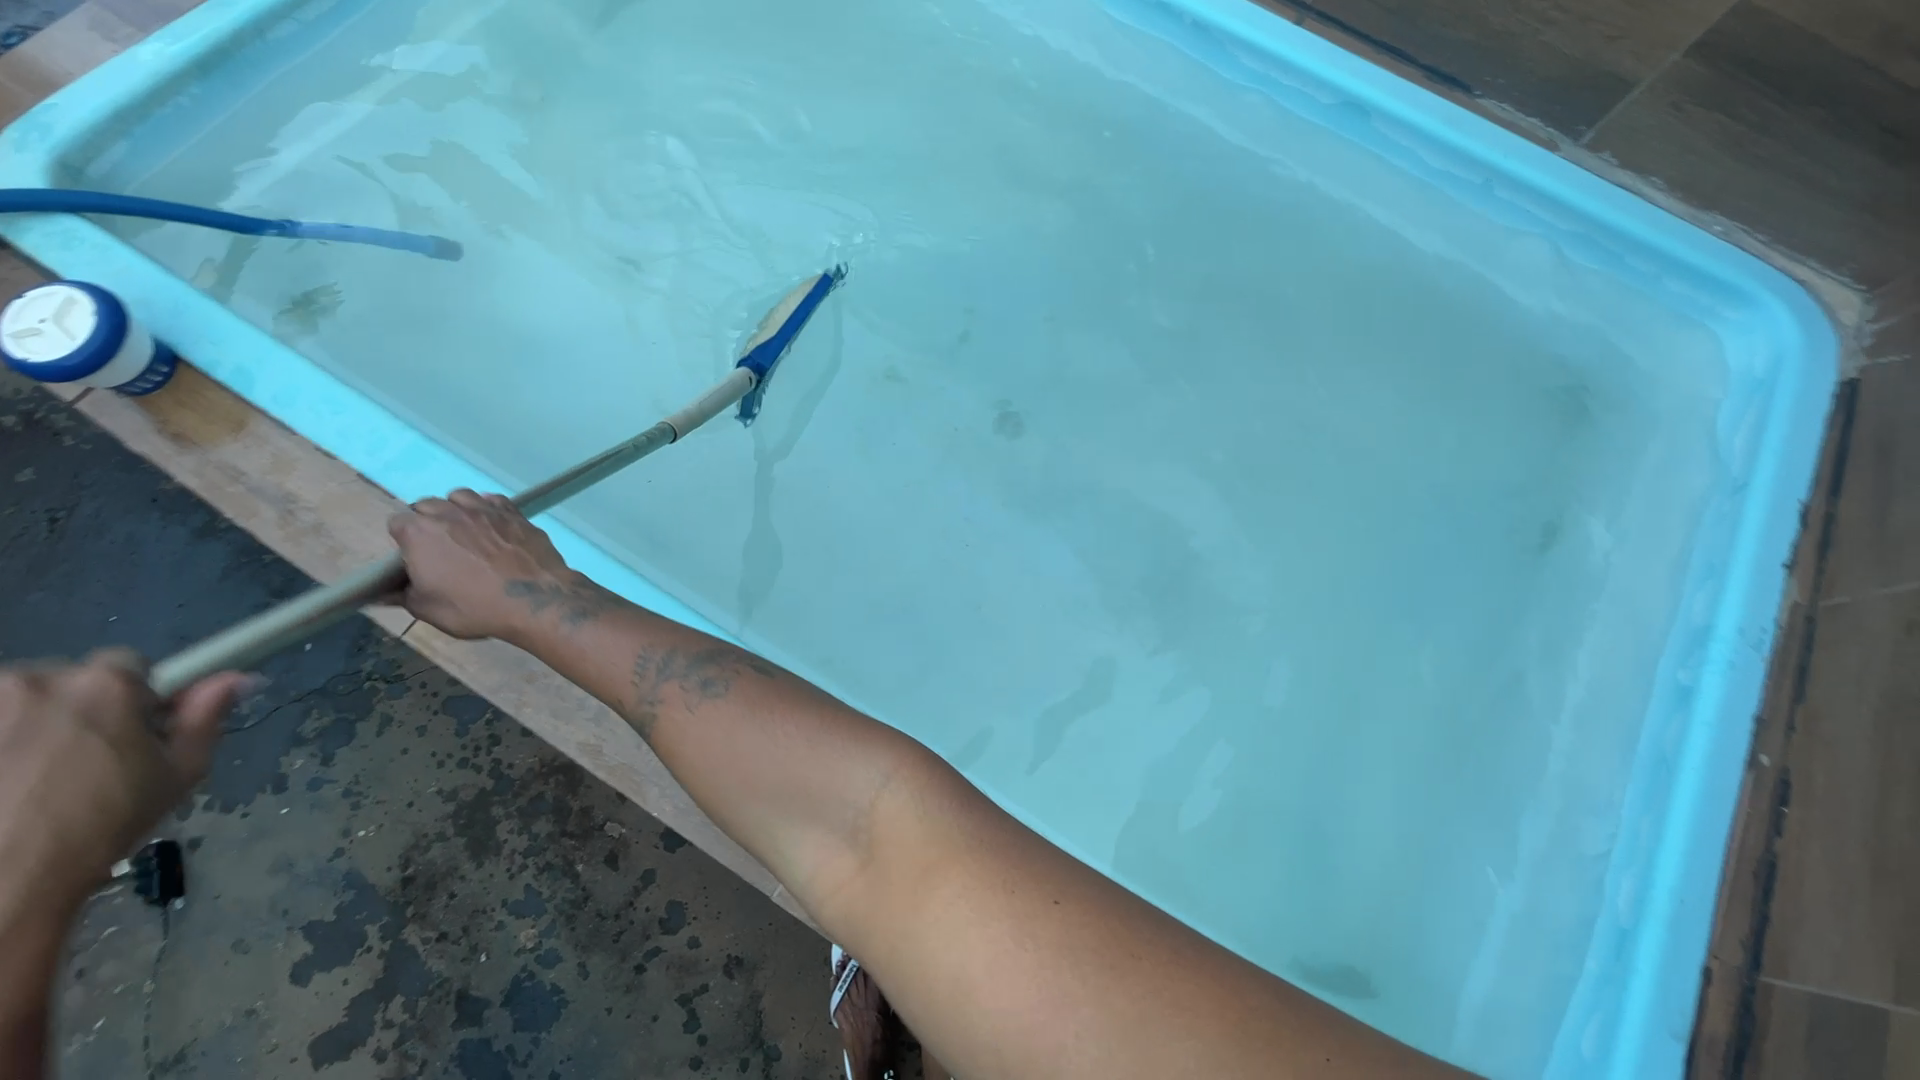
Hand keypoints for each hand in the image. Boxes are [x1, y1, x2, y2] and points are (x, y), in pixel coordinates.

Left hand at [0, 651, 249, 913]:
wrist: (6, 878)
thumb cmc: (102, 824)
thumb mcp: (178, 774)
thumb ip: (205, 718)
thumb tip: (239, 678)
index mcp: (106, 683)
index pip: (130, 664)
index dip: (136, 699)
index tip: (132, 733)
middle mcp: (37, 679)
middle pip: (68, 682)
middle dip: (77, 711)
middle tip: (82, 763)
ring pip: (20, 703)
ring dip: (29, 726)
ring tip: (32, 777)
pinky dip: (2, 744)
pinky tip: (9, 781)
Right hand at [388, 489, 609, 642]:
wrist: (535, 600)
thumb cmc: (475, 607)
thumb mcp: (427, 610)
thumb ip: (403, 594)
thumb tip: (386, 591)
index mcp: (420, 532)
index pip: (398, 523)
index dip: (404, 540)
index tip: (415, 556)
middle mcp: (450, 512)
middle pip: (428, 506)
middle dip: (428, 522)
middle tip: (441, 548)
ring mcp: (485, 509)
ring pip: (460, 497)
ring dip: (457, 510)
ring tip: (467, 534)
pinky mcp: (514, 512)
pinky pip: (493, 501)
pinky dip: (489, 509)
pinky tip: (494, 526)